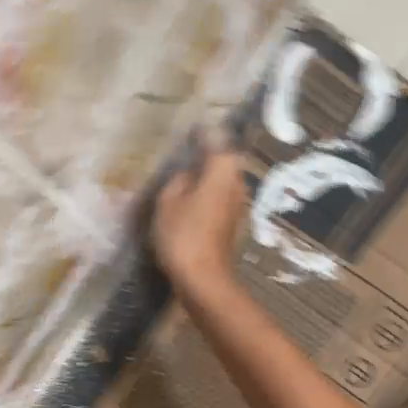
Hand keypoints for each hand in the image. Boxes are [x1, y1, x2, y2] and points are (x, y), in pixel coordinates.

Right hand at [153, 127, 248, 293]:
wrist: (204, 280)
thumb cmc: (184, 236)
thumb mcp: (168, 202)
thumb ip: (177, 181)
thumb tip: (187, 175)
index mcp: (223, 167)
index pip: (214, 137)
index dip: (200, 132)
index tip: (188, 128)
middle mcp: (238, 181)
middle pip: (222, 160)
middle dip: (206, 156)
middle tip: (184, 153)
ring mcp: (239, 204)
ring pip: (221, 181)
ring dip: (206, 179)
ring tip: (184, 179)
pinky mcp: (233, 225)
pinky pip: (218, 201)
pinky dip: (206, 198)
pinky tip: (190, 203)